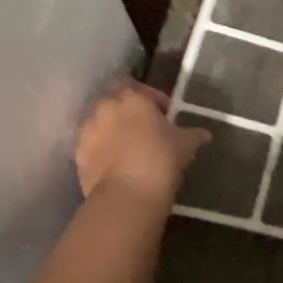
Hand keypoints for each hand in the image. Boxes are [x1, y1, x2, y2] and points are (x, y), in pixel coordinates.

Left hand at [74, 81, 209, 207]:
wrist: (127, 195)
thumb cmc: (161, 158)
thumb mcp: (185, 145)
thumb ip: (194, 135)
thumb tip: (205, 134)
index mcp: (131, 97)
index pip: (139, 87)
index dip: (152, 99)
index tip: (165, 113)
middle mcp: (105, 107)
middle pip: (115, 102)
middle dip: (128, 112)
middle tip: (144, 128)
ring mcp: (87, 131)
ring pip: (100, 123)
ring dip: (111, 130)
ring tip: (127, 147)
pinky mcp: (77, 155)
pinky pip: (91, 145)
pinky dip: (101, 150)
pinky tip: (114, 164)